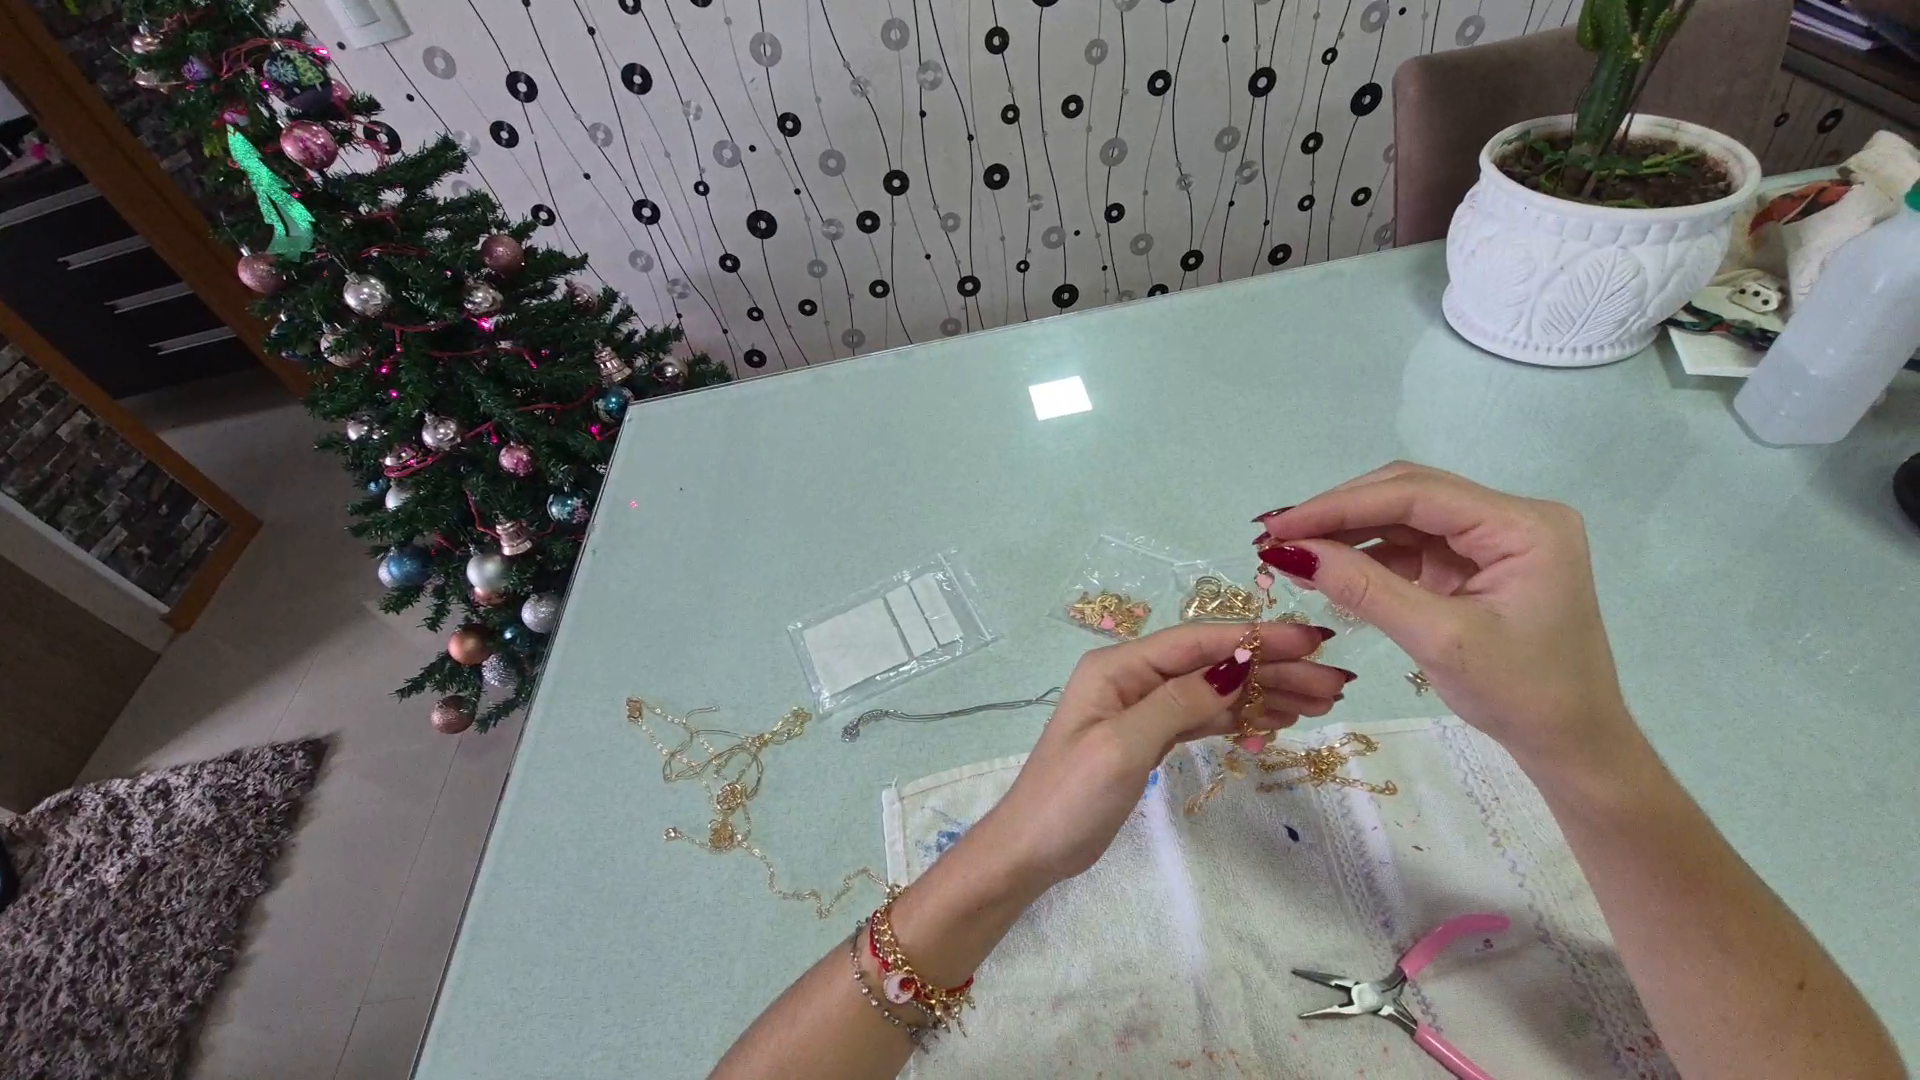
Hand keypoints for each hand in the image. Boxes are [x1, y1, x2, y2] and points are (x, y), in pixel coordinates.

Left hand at [962, 620, 1343, 894]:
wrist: (1033, 848)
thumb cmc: (1070, 796)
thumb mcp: (1123, 746)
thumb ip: (1179, 702)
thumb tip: (1238, 664)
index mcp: (1119, 667)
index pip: (1198, 642)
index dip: (1257, 638)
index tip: (1314, 643)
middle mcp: (1132, 679)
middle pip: (1213, 665)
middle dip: (1273, 670)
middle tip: (1335, 685)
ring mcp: (1141, 708)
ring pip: (1214, 692)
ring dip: (1265, 694)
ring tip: (1322, 703)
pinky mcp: (1149, 738)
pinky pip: (1203, 719)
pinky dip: (1240, 718)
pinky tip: (1277, 720)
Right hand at [1255, 462, 1635, 771]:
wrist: (1570, 743)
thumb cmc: (1520, 694)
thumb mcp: (1436, 639)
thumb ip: (1364, 588)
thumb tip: (1290, 552)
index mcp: (1523, 526)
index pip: (1415, 494)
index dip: (1339, 506)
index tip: (1279, 527)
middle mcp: (1510, 518)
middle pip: (1406, 494)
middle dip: (1338, 513)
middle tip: (1277, 536)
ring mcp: (1491, 540)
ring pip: (1401, 517)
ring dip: (1345, 533)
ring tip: (1290, 553)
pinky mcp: (1471, 564)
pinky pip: (1406, 545)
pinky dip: (1363, 556)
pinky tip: (1325, 570)